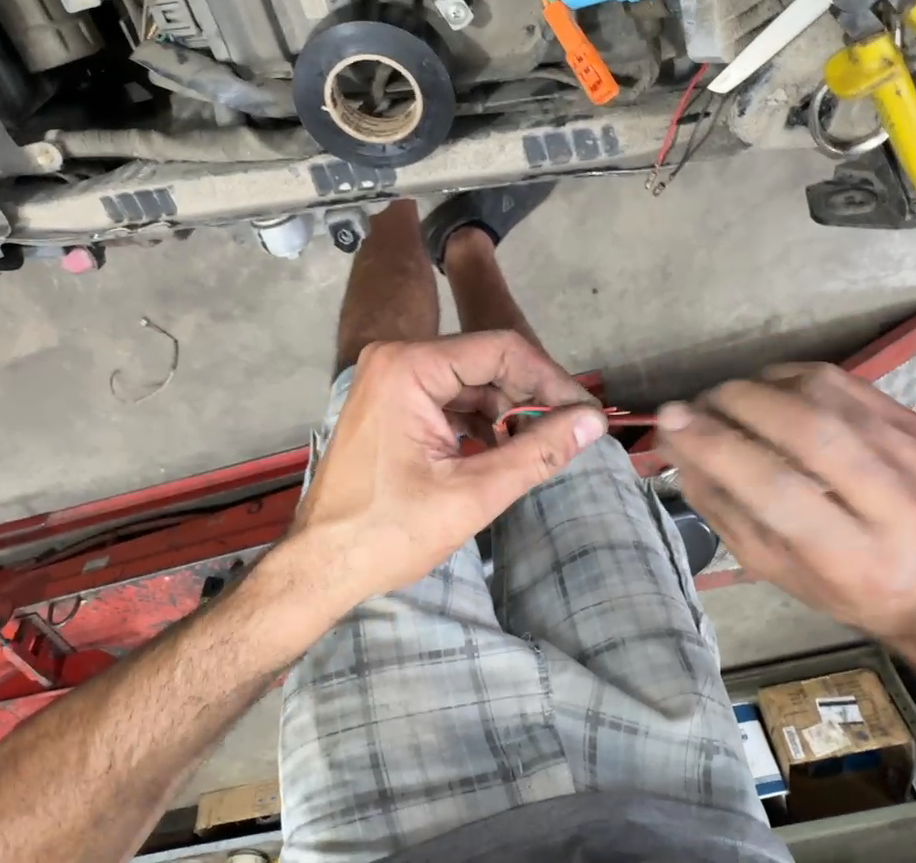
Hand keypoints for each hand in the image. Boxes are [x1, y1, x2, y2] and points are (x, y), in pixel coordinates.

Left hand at [287, 332, 608, 607]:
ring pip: (469, 382)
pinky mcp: (390, 404)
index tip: (587, 414)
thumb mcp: (473, 494)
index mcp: (408, 367)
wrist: (321, 565)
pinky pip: (448, 400)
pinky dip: (478, 424)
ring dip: (505, 414)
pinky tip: (498, 455)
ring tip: (531, 453)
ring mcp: (389, 380)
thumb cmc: (389, 532)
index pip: (501, 349)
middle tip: (566, 437)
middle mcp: (395, 359)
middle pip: (485, 362)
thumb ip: (537, 452)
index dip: (551, 379)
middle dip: (528, 399)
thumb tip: (593, 422)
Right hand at [655, 363, 915, 647]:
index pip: (777, 490)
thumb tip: (674, 441)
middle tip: (699, 403)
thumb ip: (719, 504)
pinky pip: (843, 382)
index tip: (670, 420)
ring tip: (729, 399)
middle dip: (740, 404)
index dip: (717, 448)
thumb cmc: (839, 586)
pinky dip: (792, 377)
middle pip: (809, 431)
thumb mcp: (771, 566)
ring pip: (826, 395)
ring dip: (762, 386)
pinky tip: (768, 390)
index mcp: (855, 560)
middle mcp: (899, 507)